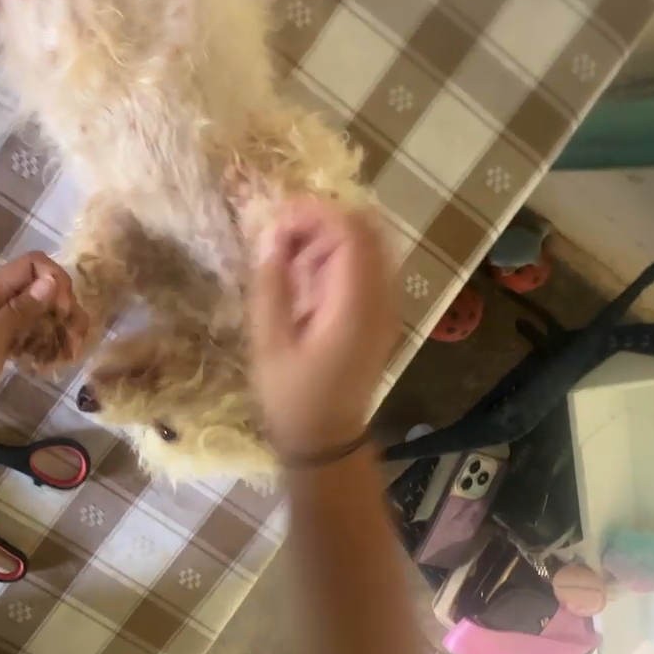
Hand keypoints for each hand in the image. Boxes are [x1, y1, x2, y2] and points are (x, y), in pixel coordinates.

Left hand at [0, 252, 83, 435]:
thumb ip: (20, 311)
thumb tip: (51, 281)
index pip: (34, 266)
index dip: (55, 282)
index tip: (63, 311)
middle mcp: (0, 302)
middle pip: (45, 291)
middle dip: (65, 313)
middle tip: (74, 344)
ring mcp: (3, 325)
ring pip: (44, 316)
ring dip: (60, 335)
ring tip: (66, 361)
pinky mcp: (5, 347)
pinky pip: (34, 339)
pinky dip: (46, 350)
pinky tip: (47, 369)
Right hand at [250, 201, 401, 455]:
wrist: (324, 440)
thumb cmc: (291, 396)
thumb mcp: (268, 341)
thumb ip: (271, 283)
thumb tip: (270, 234)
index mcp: (355, 304)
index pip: (350, 232)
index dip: (314, 213)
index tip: (275, 218)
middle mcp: (381, 298)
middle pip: (366, 230)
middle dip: (322, 220)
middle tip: (279, 234)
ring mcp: (385, 306)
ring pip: (368, 245)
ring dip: (328, 238)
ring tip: (286, 255)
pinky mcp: (378, 315)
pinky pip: (365, 268)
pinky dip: (336, 258)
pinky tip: (303, 276)